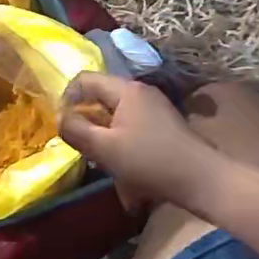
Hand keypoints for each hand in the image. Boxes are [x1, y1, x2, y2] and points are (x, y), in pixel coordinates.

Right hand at [58, 72, 223, 210]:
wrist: (200, 179)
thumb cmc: (149, 161)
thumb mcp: (104, 148)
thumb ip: (76, 130)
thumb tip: (58, 117)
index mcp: (127, 89)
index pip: (85, 79)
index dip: (67, 97)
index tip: (61, 123)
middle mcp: (142, 91)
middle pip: (101, 94)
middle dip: (84, 115)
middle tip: (76, 141)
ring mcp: (155, 107)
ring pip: (115, 110)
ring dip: (101, 129)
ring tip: (95, 153)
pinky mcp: (163, 124)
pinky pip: (130, 122)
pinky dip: (117, 135)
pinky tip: (118, 158)